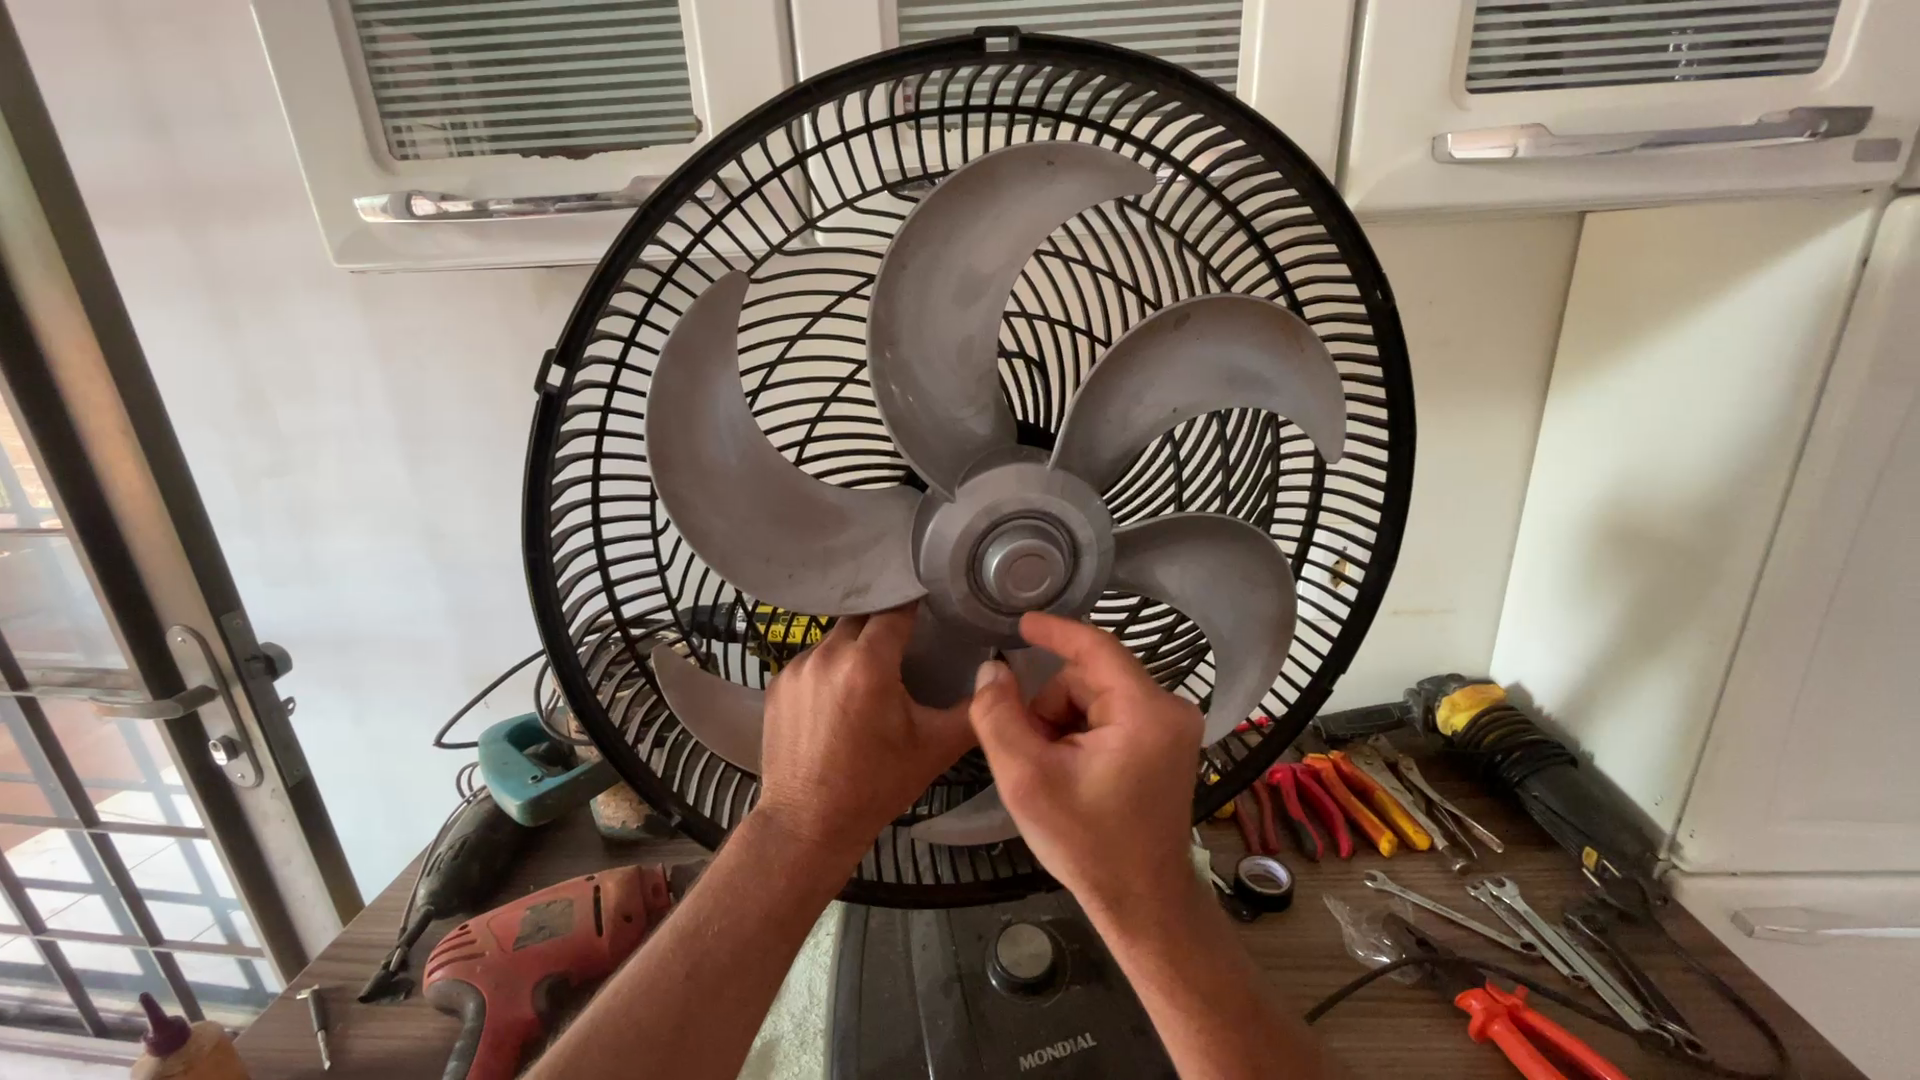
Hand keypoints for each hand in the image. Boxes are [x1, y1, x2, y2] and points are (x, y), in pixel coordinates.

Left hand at [754, 605, 976, 869]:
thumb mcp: (936, 747)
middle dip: (884, 622)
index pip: (895, 610)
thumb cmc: (877, 786)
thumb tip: (998, 680)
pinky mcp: (777, 684)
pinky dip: (830, 667)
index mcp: (868, 664)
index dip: (915, 603)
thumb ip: (972, 709)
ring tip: (873, 672)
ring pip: (835, 637)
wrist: (809, 825)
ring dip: (855, 646)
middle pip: (862, 616)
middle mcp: (827, 655)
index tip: (931, 604)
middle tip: (908, 638)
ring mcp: (796, 668)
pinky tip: (840, 696)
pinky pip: (811, 659)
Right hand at [968, 612, 1202, 922]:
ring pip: (1096, 696)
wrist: (1142, 902)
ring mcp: (1172, 728)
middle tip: (1031, 752)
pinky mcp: (1166, 744)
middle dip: (1050, 705)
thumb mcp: (1027, 780)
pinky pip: (1111, 715)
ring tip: (1053, 769)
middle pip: (1089, 677)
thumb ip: (998, 716)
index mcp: (1145, 711)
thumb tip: (992, 670)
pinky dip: (1081, 733)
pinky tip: (1072, 771)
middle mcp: (1168, 709)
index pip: (1095, 647)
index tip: (1019, 623)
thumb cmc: (1088, 844)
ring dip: (1063, 721)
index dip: (1053, 631)